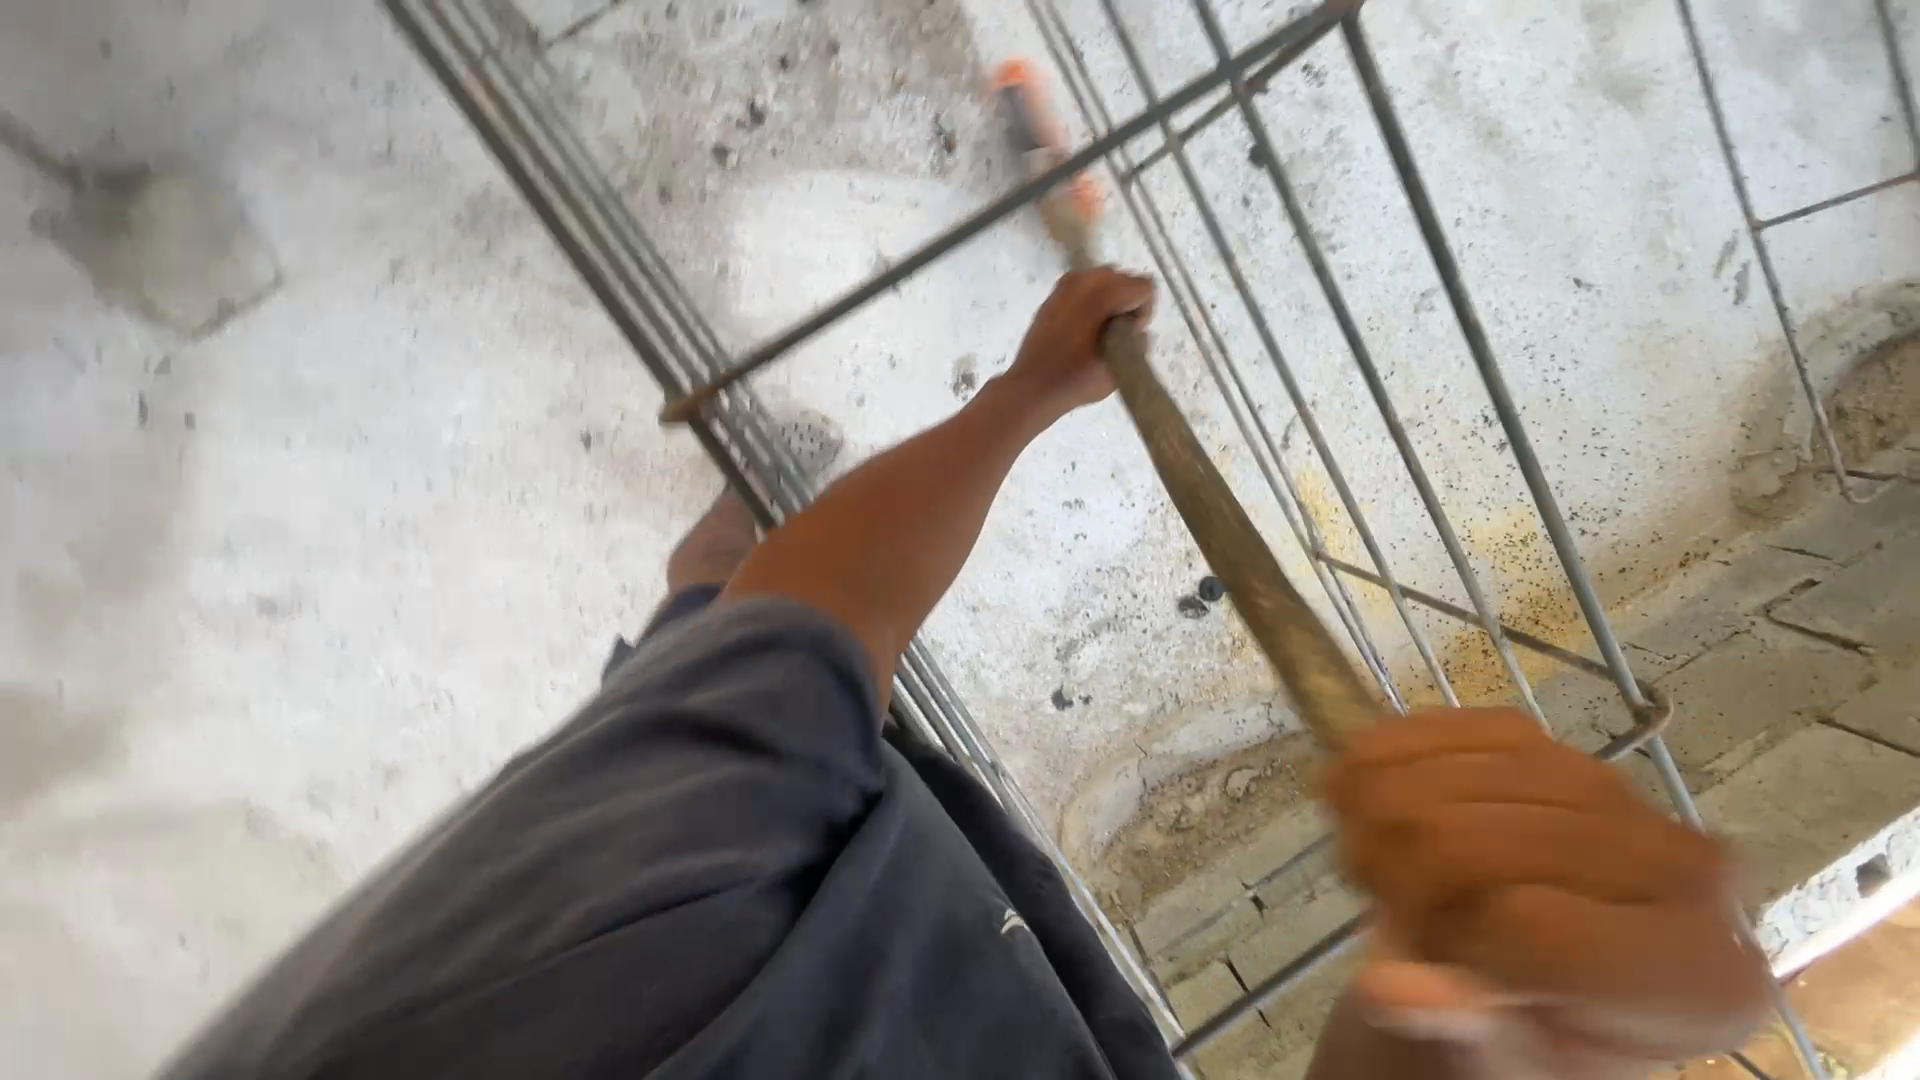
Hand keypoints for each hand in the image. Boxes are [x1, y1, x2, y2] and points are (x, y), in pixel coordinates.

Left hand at [1006, 266, 1153, 417]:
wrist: (1032, 387)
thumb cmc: (1077, 380)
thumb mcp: (1122, 368)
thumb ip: (1139, 343)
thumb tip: (1135, 330)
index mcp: (1104, 293)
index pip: (1144, 287)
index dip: (1143, 313)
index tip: (1128, 335)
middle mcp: (1085, 279)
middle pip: (1123, 279)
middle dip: (1126, 303)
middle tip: (1115, 334)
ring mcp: (1064, 285)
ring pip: (1102, 281)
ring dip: (1108, 301)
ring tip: (1098, 332)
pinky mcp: (1052, 296)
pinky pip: (1082, 289)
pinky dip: (1089, 303)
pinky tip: (1081, 330)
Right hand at [1325, 709, 1771, 1076]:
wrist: (1527, 961)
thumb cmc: (1524, 1030)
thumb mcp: (1498, 1060)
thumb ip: (1455, 1025)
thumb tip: (1387, 989)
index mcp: (1696, 977)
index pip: (1531, 924)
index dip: (1445, 934)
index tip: (1432, 955)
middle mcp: (1678, 865)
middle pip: (1466, 840)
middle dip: (1395, 874)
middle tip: (1394, 907)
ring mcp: (1605, 783)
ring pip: (1434, 778)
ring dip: (1377, 821)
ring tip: (1389, 861)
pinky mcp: (1538, 734)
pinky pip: (1424, 726)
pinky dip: (1375, 764)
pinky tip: (1378, 802)